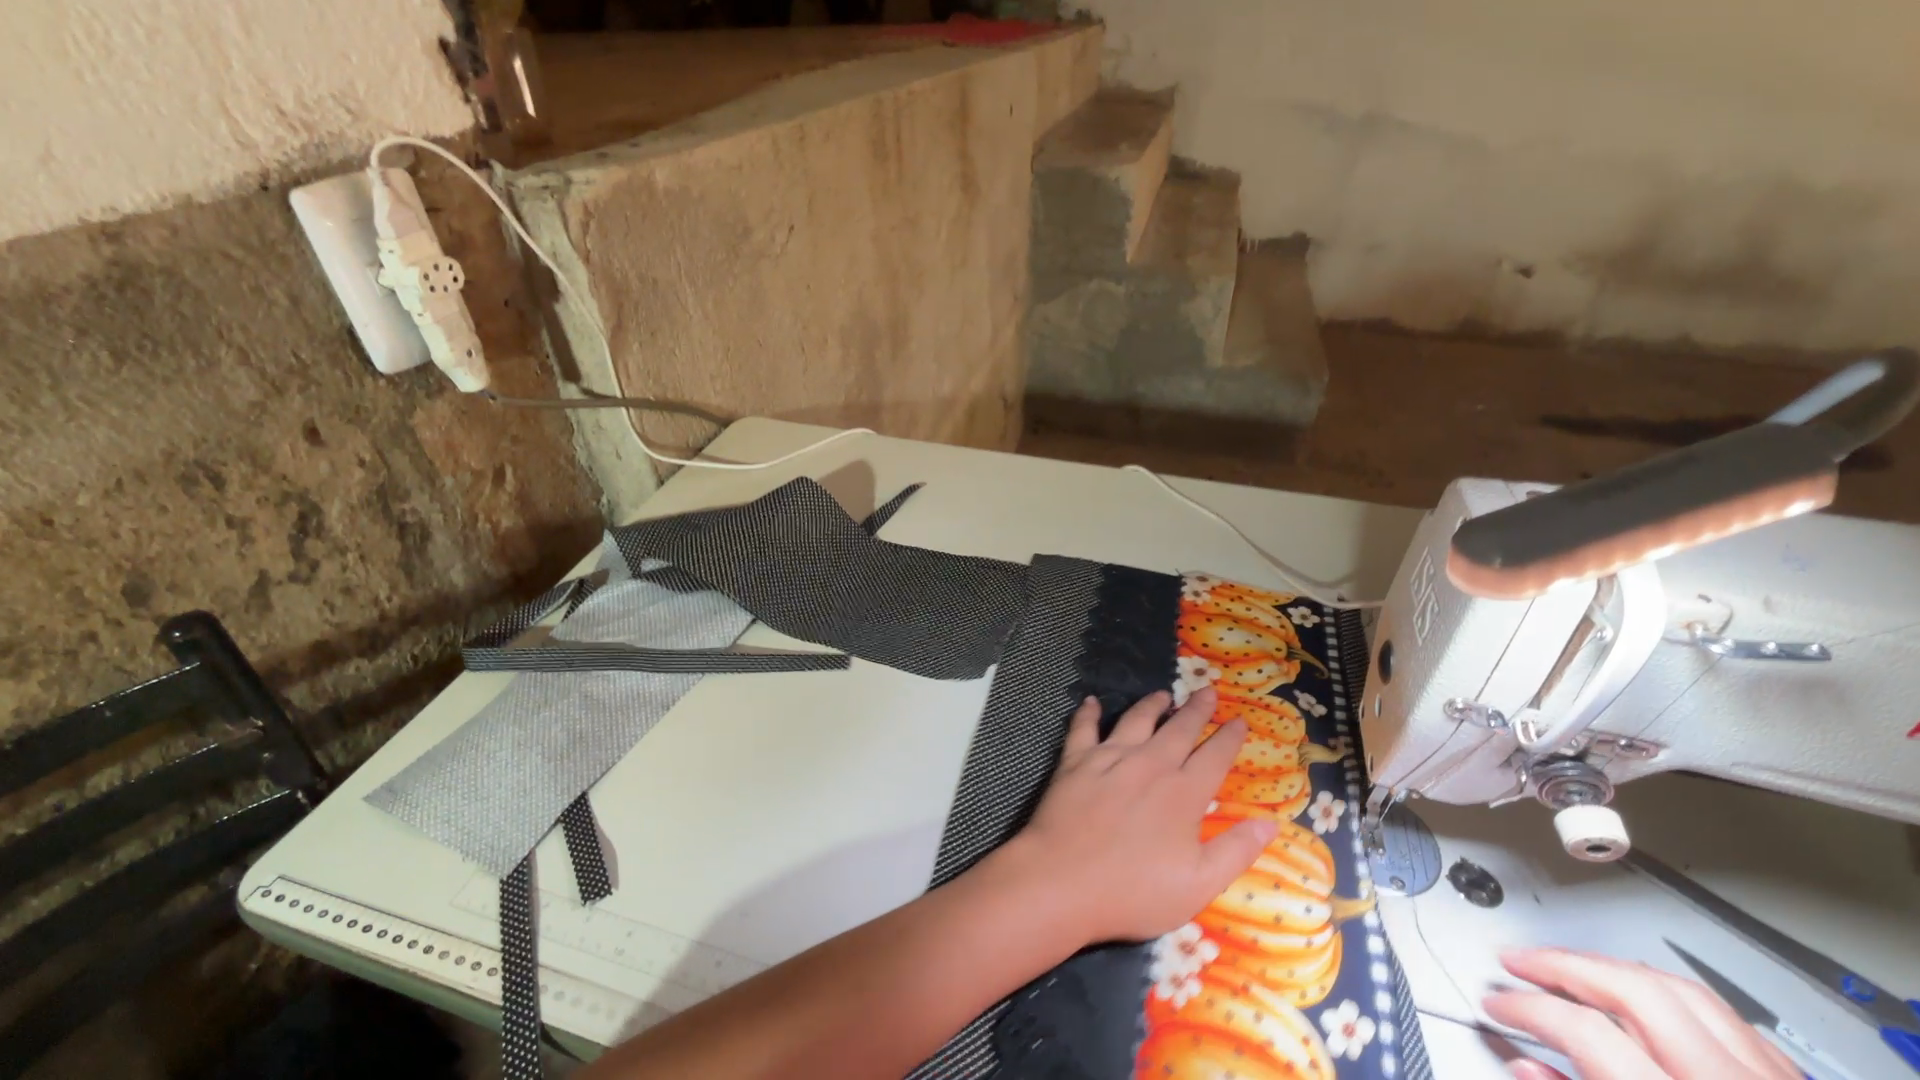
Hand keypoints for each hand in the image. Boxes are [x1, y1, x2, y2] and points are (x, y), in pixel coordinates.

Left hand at [988, 686, 1276, 946]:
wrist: (1061, 883)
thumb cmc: (1133, 892)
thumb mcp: (1198, 885)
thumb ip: (1236, 851)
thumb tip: (1271, 823)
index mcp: (1183, 794)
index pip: (1215, 757)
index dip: (1230, 737)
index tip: (1241, 720)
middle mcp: (1150, 765)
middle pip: (1179, 729)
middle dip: (1197, 709)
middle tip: (1208, 690)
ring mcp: (1109, 759)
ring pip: (1136, 720)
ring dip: (1152, 705)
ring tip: (1162, 694)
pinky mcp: (1075, 763)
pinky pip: (1083, 728)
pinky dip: (1088, 712)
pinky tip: (1090, 702)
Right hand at [1485, 947, 1801, 1079]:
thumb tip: (1528, 1067)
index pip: (1586, 1034)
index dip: (1527, 1010)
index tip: (1496, 1006)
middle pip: (1633, 993)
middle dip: (1563, 966)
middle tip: (1519, 961)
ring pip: (1682, 990)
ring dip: (1612, 968)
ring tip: (1570, 965)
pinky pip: (1724, 1014)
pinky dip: (1668, 991)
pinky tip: (1641, 993)